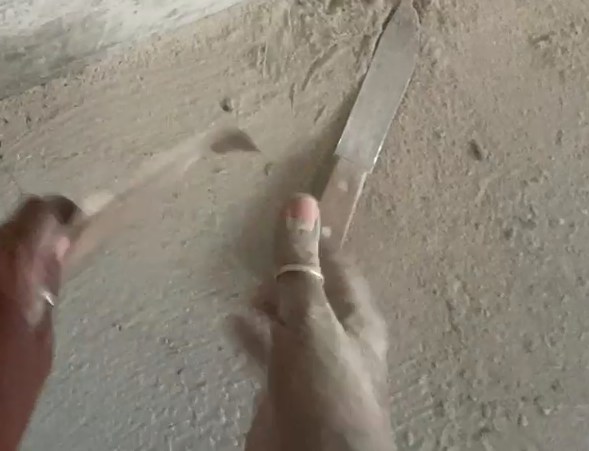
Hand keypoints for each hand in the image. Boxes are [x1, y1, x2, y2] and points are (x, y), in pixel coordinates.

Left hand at [0, 197, 76, 450]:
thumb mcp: (39, 342)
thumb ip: (47, 285)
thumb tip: (55, 249)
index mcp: (5, 261)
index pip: (39, 212)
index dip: (59, 216)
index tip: (69, 226)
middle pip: (7, 230)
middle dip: (24, 250)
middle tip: (35, 285)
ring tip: (2, 307)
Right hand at [239, 195, 393, 450]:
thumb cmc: (325, 389)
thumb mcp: (311, 319)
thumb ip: (301, 264)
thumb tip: (302, 200)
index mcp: (358, 320)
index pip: (338, 264)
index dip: (315, 237)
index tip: (286, 208)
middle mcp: (338, 339)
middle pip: (312, 291)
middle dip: (287, 270)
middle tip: (256, 247)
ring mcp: (311, 364)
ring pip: (287, 318)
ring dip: (267, 300)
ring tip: (241, 282)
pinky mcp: (286, 386)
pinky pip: (267, 347)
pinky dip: (251, 330)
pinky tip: (231, 321)